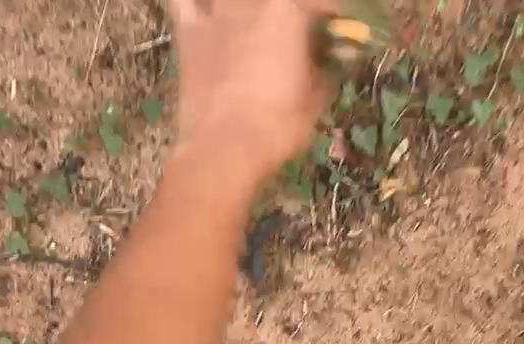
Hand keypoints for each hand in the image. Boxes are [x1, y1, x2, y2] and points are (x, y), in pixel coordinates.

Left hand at [170, 0, 333, 193]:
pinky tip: (206, 14)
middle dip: (291, 11)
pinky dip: (197, 6)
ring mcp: (216, 13)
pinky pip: (184, 3)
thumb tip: (328, 68)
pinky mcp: (188, 33)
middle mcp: (251, 3)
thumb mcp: (313, 106)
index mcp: (288, 13)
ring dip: (246, 9)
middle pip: (276, 0)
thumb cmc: (277, 128)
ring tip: (253, 24)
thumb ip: (323, 76)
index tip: (339, 26)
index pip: (318, 3)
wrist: (224, 149)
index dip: (331, 14)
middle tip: (297, 31)